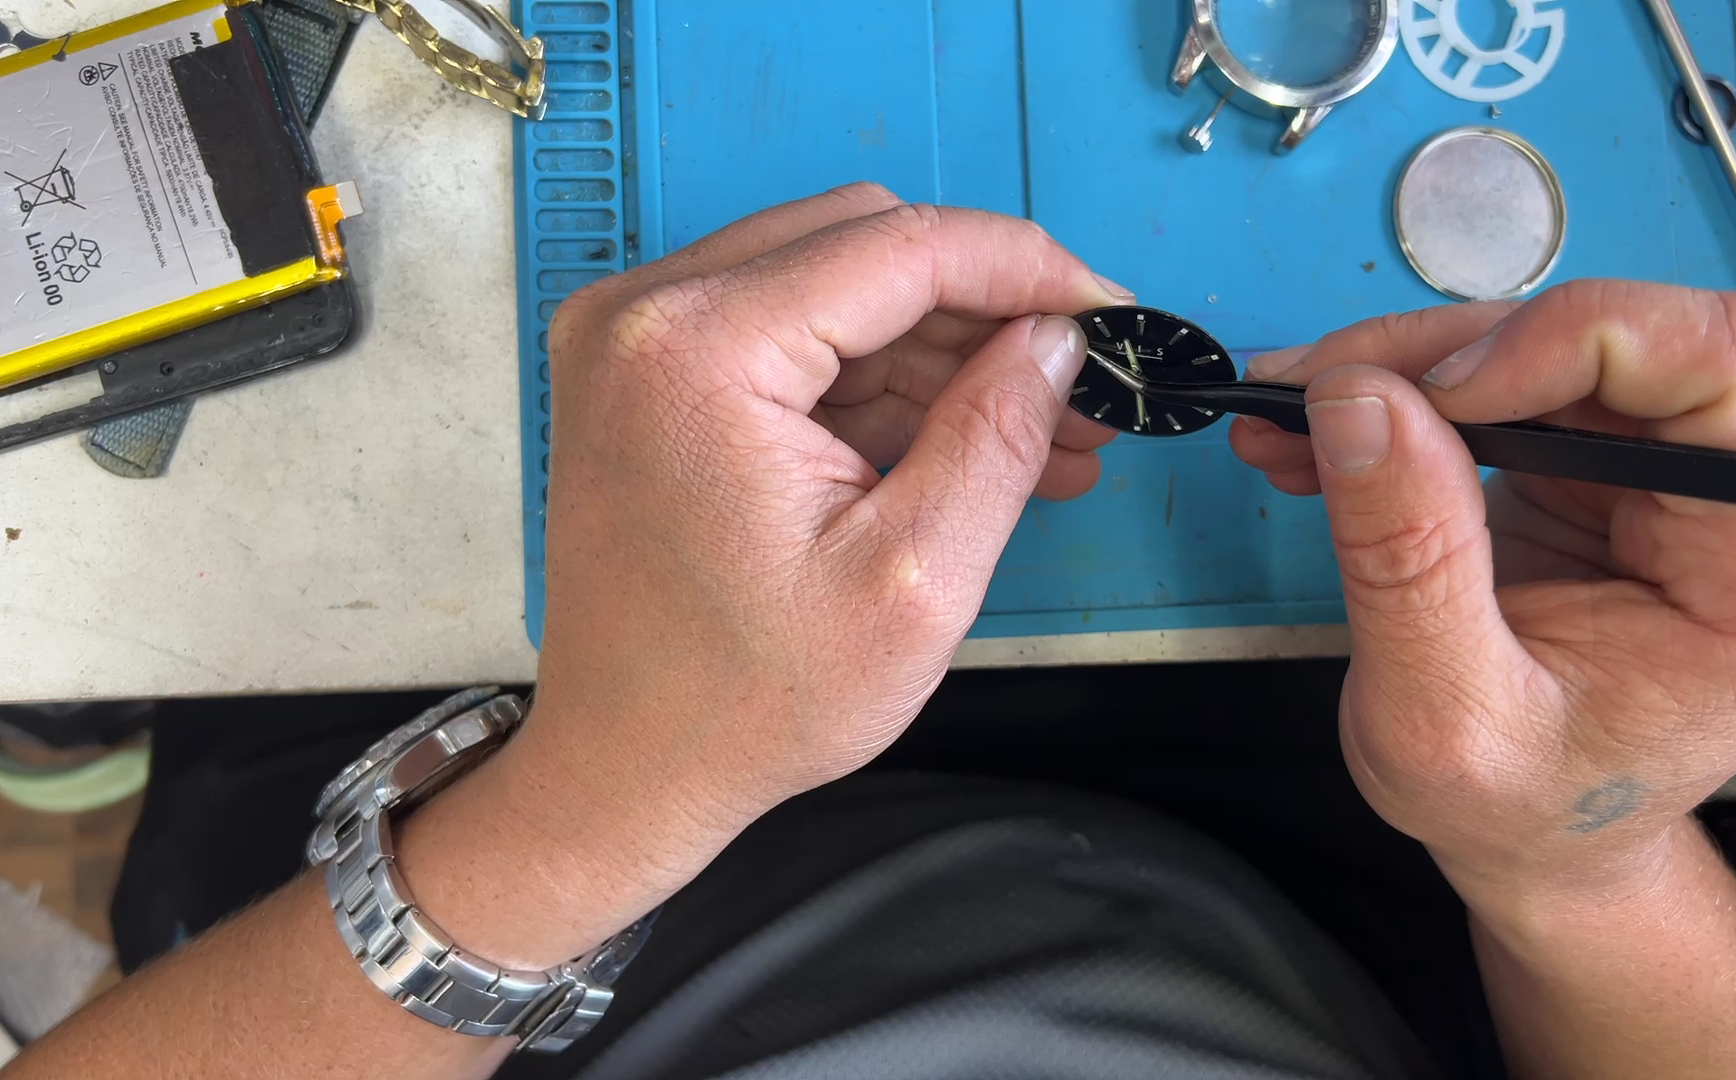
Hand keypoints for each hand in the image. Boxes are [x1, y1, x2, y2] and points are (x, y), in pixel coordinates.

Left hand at [440, 185, 1123, 957]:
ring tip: (1044, 429)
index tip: (1109, 309)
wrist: (627, 768)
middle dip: (987, 313)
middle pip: (866, 251)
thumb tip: (1055, 341)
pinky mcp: (657, 381)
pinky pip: (799, 348)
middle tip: (1075, 383)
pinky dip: (886, 386)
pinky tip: (965, 441)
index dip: (1024, 268)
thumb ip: (996, 437)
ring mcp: (642, 342)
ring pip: (840, 296)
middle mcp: (648, 313)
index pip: (900, 247)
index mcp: (699, 347)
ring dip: (946, 355)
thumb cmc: (755, 702)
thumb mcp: (914, 580)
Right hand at [1227, 281, 1735, 897]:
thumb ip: (1403, 555)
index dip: (1559, 345)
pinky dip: (1379, 412)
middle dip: (1428, 358)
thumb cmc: (1507, 801)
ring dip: (1383, 379)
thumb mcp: (1436, 705)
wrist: (1523, 832)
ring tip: (1278, 424)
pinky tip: (1308, 447)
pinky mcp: (1575, 476)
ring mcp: (1651, 478)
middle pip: (1601, 343)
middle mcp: (1732, 497)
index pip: (1720, 365)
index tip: (1414, 404)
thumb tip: (1351, 400)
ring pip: (1521, 355)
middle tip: (1300, 398)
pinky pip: (1476, 401)